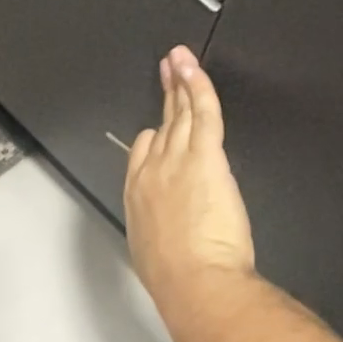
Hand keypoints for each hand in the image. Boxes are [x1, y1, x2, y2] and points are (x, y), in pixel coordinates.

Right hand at [124, 46, 256, 309]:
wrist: (194, 281)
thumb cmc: (176, 279)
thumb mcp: (154, 255)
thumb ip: (160, 231)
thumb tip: (171, 232)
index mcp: (138, 196)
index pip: (142, 152)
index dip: (153, 136)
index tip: (159, 126)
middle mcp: (152, 171)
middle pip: (160, 126)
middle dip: (166, 97)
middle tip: (168, 71)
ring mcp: (177, 160)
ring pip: (181, 114)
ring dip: (181, 83)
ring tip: (180, 60)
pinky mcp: (205, 157)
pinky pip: (202, 112)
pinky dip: (198, 86)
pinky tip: (194, 68)